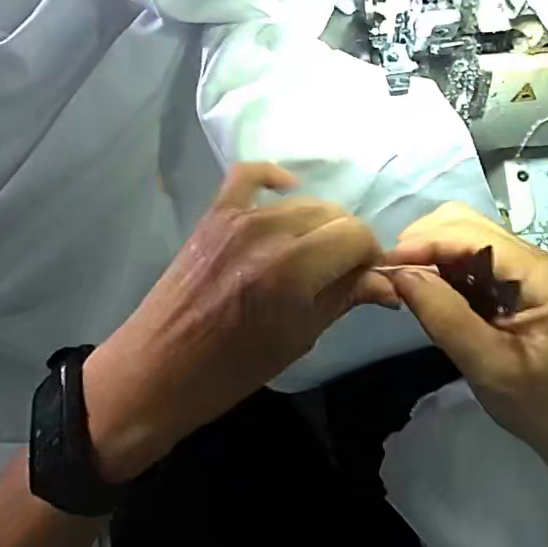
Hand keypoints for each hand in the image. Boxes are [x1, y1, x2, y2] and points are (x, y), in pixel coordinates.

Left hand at [82, 163, 391, 481]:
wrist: (158, 371)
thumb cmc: (232, 370)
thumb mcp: (299, 338)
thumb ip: (345, 298)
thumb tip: (389, 285)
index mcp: (293, 270)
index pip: (357, 235)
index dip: (371, 255)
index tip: (368, 276)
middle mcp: (269, 232)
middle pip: (334, 215)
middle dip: (348, 242)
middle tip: (342, 272)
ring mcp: (238, 218)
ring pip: (302, 202)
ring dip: (319, 225)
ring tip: (313, 253)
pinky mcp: (214, 214)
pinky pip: (249, 175)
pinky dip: (273, 177)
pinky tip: (287, 189)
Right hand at [385, 202, 547, 468]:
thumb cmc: (536, 405)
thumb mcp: (488, 367)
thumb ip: (445, 317)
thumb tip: (400, 274)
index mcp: (545, 279)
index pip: (478, 238)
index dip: (429, 242)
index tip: (387, 263)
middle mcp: (539, 261)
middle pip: (471, 224)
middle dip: (426, 240)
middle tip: (393, 271)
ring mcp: (528, 266)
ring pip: (468, 232)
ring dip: (432, 249)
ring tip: (406, 277)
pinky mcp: (514, 277)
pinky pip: (471, 253)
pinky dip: (442, 261)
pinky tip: (427, 284)